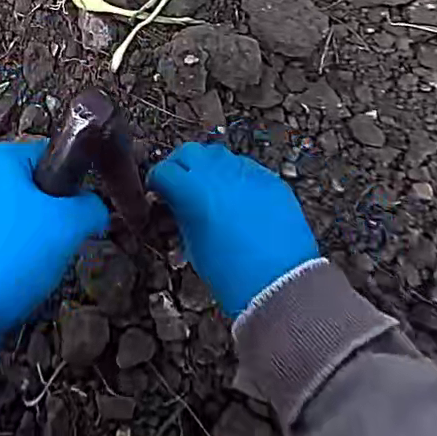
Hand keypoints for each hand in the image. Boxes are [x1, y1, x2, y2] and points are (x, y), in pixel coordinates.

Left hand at [0, 142, 109, 357]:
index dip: (80, 182)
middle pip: (53, 188)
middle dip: (66, 214)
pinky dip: (33, 254)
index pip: (63, 156)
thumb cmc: (12, 255)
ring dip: (51, 238)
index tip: (84, 208)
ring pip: (42, 216)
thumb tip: (97, 209)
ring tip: (46, 258)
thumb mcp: (69, 223)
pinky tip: (31, 271)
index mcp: (10, 157)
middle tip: (66, 235)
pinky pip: (25, 238)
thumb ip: (94, 206)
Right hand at [147, 142, 318, 317]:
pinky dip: (235, 176)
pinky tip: (236, 197)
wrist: (279, 283)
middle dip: (180, 165)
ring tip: (209, 189)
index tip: (158, 189)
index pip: (164, 171)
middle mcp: (218, 173)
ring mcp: (245, 171)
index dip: (157, 182)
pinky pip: (244, 167)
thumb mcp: (194, 246)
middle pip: (189, 152)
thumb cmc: (233, 274)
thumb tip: (178, 205)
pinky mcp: (268, 177)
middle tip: (180, 183)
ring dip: (208, 167)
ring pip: (217, 154)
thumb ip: (182, 216)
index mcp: (193, 190)